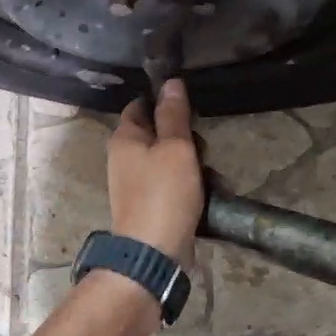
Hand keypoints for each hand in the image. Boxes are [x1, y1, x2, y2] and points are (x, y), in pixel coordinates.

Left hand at [108, 80, 204, 264]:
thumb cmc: (164, 194)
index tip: (191, 109)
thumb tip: (171, 82)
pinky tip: (209, 194)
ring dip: (195, 166)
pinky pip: (174, 185)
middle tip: (202, 150)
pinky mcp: (151, 205)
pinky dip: (191, 187)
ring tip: (211, 177)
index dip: (164, 103)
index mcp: (124, 138)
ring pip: (171, 161)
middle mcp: (125, 158)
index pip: (141, 105)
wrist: (154, 253)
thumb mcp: (175, 148)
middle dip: (187, 139)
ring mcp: (137, 184)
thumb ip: (174, 115)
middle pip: (160, 134)